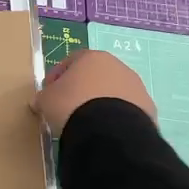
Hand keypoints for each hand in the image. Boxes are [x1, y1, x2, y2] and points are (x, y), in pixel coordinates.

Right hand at [32, 50, 156, 133]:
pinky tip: (104, 130)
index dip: (56, 77)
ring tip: (87, 122)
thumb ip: (43, 97)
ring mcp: (136, 87)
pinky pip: (126, 110)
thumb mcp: (45, 100)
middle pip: (95, 75)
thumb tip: (40, 101)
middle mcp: (118, 66)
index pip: (70, 61)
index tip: (48, 93)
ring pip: (113, 92)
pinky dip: (115, 117)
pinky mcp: (148, 108)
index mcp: (92, 57)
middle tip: (68, 107)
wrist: (109, 131)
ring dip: (100, 102)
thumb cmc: (71, 105)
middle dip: (81, 89)